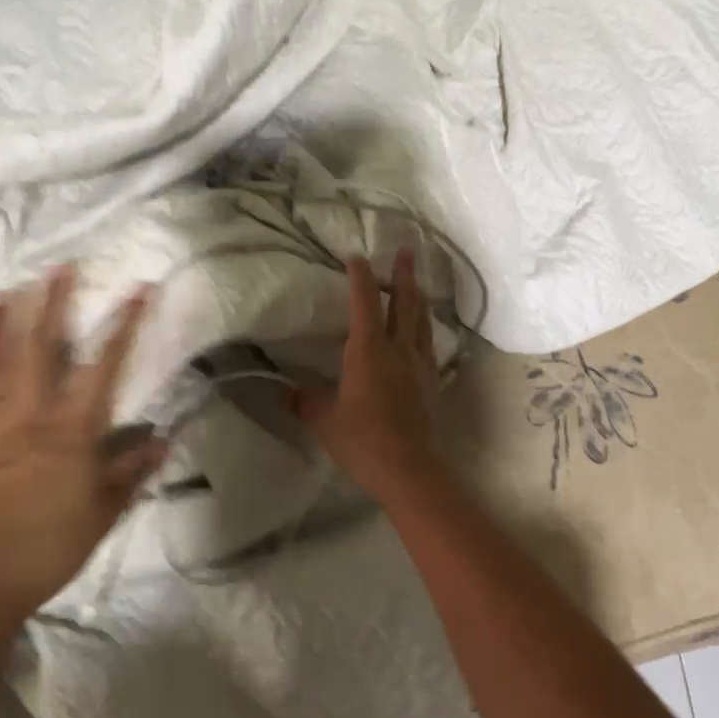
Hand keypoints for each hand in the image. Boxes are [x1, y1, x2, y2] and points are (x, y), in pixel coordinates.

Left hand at [0, 266, 167, 620]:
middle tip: (57, 268)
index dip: (124, 324)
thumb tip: (162, 439)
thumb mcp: (105, 512)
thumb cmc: (49, 548)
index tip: (138, 289)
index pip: (104, 364)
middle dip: (50, 305)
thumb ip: (131, 471)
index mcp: (70, 429)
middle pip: (39, 350)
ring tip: (1, 294)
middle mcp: (27, 418)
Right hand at [295, 250, 439, 499]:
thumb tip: (286, 390)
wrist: (409, 468)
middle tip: (408, 249)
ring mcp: (419, 364)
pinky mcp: (431, 382)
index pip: (365, 302)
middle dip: (404, 274)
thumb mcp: (324, 420)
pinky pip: (428, 343)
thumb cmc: (362, 440)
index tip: (356, 256)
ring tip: (418, 283)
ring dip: (418, 297)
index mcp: (369, 349)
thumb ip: (306, 400)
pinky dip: (424, 328)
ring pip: (422, 320)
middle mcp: (398, 348)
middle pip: (405, 302)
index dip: (360, 276)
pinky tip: (423, 331)